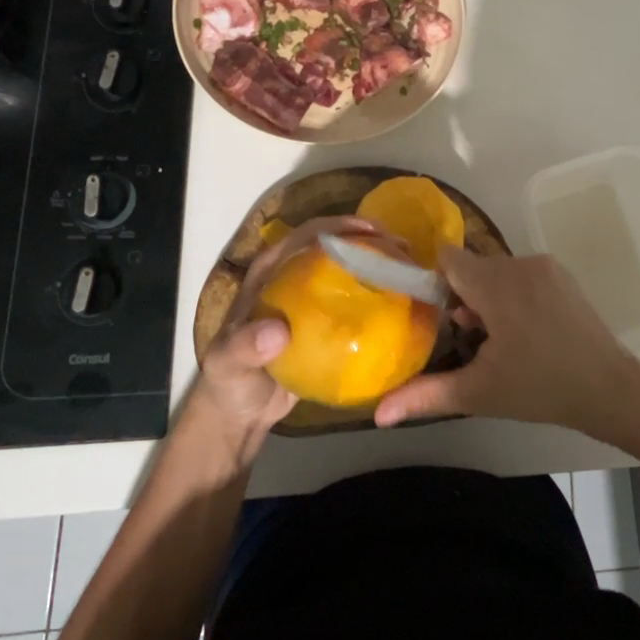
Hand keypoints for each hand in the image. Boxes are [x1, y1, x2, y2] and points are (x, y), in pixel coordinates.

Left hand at [191, 216, 389, 444]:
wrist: (241, 413)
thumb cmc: (230, 380)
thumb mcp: (229, 363)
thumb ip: (246, 346)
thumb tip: (279, 332)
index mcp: (269, 273)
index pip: (304, 236)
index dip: (336, 226)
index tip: (370, 231)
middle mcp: (292, 277)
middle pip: (333, 245)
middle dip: (368, 239)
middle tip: (402, 249)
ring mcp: (311, 300)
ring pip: (347, 270)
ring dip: (377, 263)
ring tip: (410, 268)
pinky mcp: (327, 324)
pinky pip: (355, 302)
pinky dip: (377, 298)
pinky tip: (403, 305)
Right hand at [374, 246, 639, 432]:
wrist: (608, 388)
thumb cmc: (540, 389)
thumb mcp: (478, 393)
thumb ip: (425, 396)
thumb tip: (378, 415)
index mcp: (497, 286)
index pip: (449, 258)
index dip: (436, 282)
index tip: (436, 315)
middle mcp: (520, 264)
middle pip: (472, 268)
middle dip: (465, 298)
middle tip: (471, 339)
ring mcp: (545, 267)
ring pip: (497, 272)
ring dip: (489, 298)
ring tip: (498, 339)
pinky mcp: (562, 275)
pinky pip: (522, 274)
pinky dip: (513, 294)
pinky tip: (523, 330)